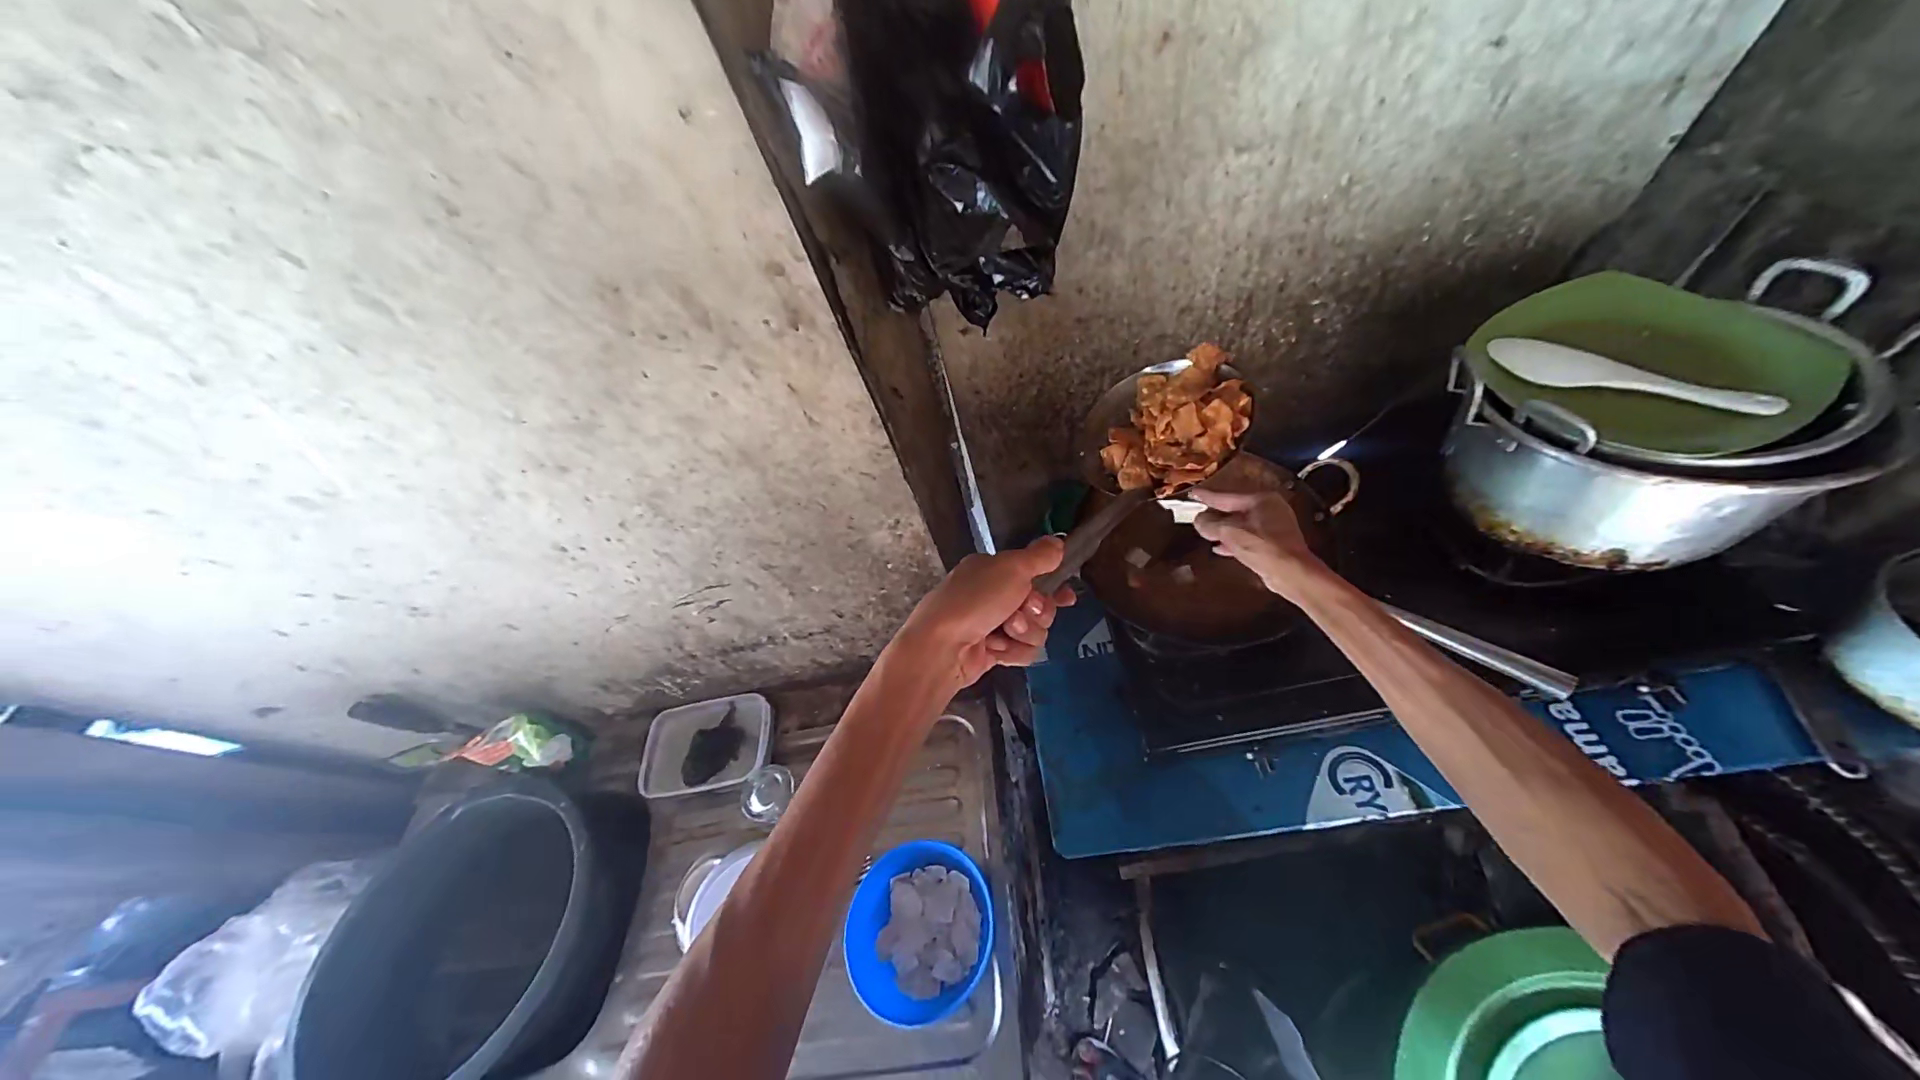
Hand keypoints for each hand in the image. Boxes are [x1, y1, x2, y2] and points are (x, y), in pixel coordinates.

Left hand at [900, 535, 1077, 688]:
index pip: (1034, 574)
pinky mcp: (993, 652)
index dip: (1054, 586)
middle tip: (1022, 610)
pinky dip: (1013, 651)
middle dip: (1037, 612)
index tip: (1067, 596)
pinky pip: (1022, 652)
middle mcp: (993, 595)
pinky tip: (997, 649)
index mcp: (993, 570)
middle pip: (1041, 605)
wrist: (942, 647)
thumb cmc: (975, 600)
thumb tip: (1058, 541)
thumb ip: (1040, 556)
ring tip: (1005, 631)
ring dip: (1025, 632)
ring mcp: (993, 625)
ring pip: (1035, 631)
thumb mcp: (1012, 568)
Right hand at [1191, 489, 1326, 596]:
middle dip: (1216, 515)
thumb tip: (1199, 519)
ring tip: (1207, 533)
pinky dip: (1234, 541)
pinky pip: (1248, 537)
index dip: (1207, 497)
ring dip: (1224, 530)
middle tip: (1198, 514)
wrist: (1290, 572)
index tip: (1193, 493)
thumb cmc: (1261, 547)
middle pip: (1235, 509)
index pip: (1227, 496)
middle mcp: (1270, 509)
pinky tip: (1220, 547)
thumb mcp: (1228, 532)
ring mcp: (1275, 526)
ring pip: (1241, 524)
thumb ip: (1209, 524)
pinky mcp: (1275, 543)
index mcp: (1261, 500)